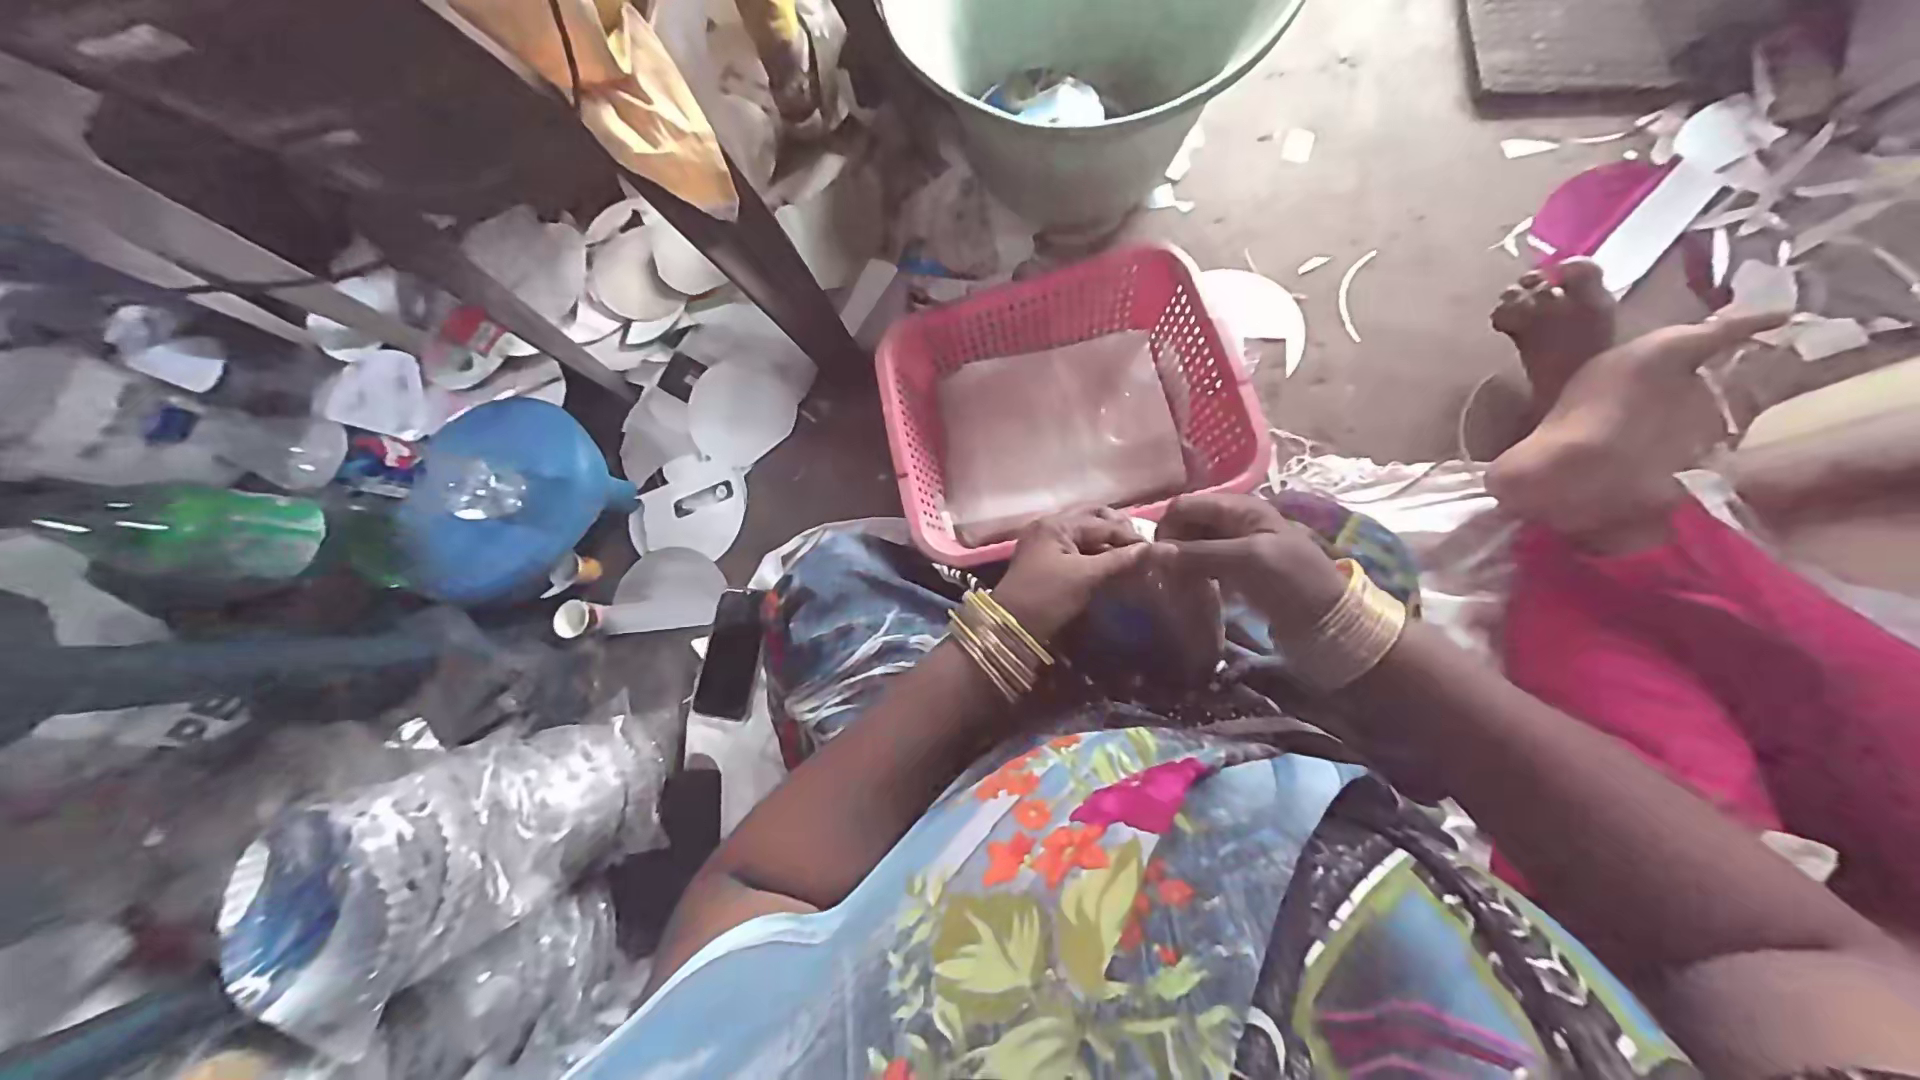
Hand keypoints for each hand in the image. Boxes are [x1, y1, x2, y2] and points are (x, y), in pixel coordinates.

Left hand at [992, 509, 1150, 641]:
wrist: (1010, 626)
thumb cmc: (1047, 598)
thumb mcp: (1086, 577)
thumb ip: (1119, 560)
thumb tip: (1155, 548)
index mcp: (1056, 524)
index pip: (1102, 523)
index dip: (1129, 536)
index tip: (1154, 550)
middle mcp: (1048, 524)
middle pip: (1091, 518)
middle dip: (1117, 529)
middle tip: (1140, 546)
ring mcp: (1043, 540)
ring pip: (1082, 531)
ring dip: (1105, 539)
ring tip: (1128, 554)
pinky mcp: (1043, 557)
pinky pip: (1074, 544)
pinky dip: (1093, 549)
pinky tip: (1109, 561)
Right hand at [1152, 494, 1346, 636]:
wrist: (1329, 621)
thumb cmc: (1292, 581)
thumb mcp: (1246, 560)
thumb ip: (1198, 553)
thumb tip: (1151, 552)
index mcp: (1240, 506)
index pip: (1184, 505)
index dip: (1167, 527)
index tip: (1159, 559)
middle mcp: (1234, 520)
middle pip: (1186, 523)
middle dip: (1171, 544)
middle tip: (1165, 575)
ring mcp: (1236, 545)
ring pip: (1192, 544)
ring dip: (1179, 561)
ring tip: (1175, 584)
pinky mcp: (1237, 569)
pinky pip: (1203, 563)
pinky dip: (1191, 573)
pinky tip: (1190, 589)